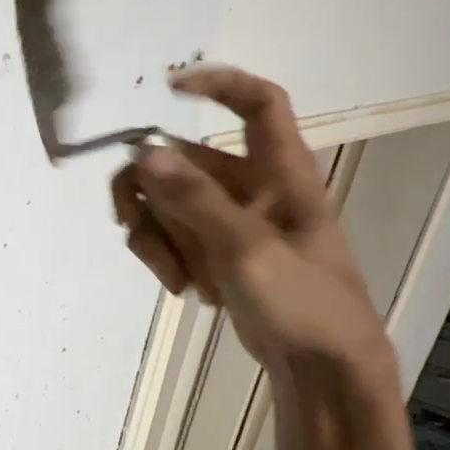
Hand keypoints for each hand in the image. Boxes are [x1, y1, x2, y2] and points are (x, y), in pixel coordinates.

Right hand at [112, 67, 390, 374]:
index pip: (257, 104)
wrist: (319, 366)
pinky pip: (167, 238)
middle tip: (131, 223)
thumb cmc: (303, 301)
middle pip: (178, 161)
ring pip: (163, 204)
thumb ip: (194, 200)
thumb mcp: (247, 248)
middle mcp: (249, 187)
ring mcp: (226, 221)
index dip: (218, 84)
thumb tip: (143, 153)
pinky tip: (185, 288)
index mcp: (280, 172)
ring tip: (174, 277)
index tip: (167, 88)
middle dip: (147, 193)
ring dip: (153, 237)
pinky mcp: (210, 252)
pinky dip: (163, 259)